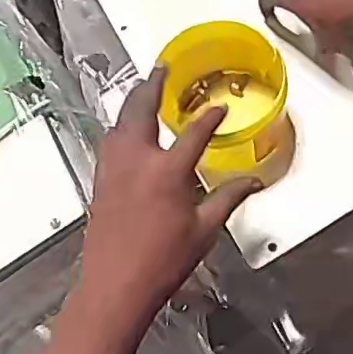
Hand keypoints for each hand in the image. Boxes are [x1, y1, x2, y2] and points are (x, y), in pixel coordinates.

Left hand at [30, 66, 259, 353]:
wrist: (114, 285)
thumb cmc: (162, 261)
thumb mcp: (203, 231)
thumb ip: (228, 199)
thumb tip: (253, 181)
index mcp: (167, 171)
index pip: (194, 133)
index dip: (210, 117)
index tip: (220, 106)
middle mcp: (136, 159)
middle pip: (142, 109)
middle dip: (153, 84)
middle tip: (161, 68)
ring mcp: (113, 167)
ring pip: (120, 121)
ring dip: (132, 101)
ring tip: (143, 89)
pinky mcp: (99, 178)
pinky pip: (109, 140)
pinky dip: (120, 125)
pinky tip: (125, 129)